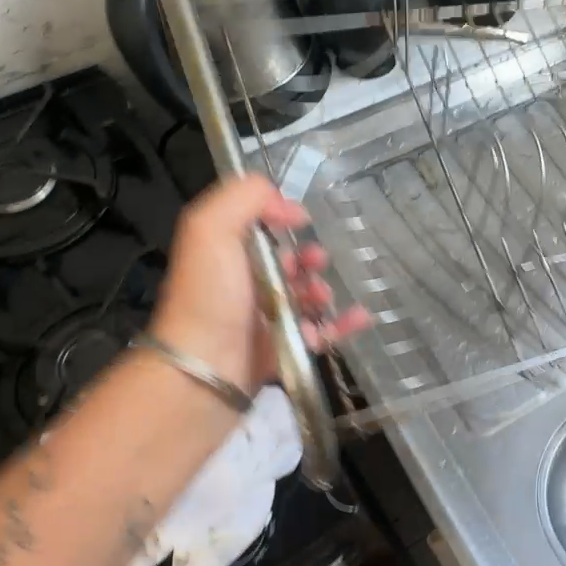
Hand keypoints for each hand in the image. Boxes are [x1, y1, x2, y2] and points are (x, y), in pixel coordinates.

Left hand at [148, 175, 371, 393]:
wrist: (208, 366)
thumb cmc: (210, 295)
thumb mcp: (211, 228)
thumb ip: (244, 198)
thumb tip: (287, 204)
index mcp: (226, 252)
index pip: (258, 226)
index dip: (280, 216)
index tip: (299, 219)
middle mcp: (244, 282)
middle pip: (288, 261)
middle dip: (309, 257)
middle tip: (316, 261)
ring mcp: (266, 317)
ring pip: (307, 296)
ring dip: (323, 290)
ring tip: (322, 296)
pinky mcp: (285, 346)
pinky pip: (324, 331)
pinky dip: (344, 324)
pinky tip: (358, 318)